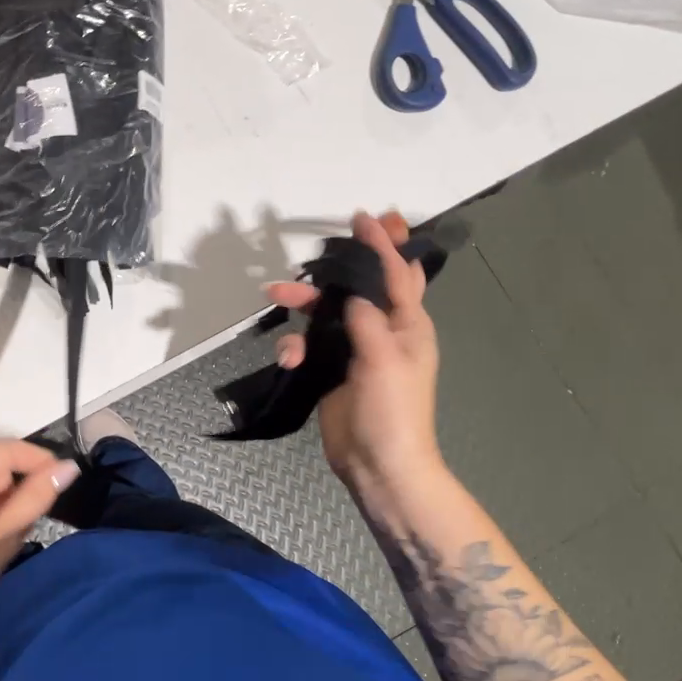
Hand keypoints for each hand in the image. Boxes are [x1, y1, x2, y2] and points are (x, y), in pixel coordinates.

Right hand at [265, 211, 443, 503]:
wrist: (379, 464)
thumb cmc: (394, 411)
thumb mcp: (387, 360)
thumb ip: (369, 319)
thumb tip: (354, 291)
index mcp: (408, 325)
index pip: (398, 274)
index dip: (386, 244)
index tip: (372, 216)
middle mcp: (381, 332)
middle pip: (354, 288)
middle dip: (329, 272)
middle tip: (306, 257)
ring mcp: (353, 352)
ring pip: (323, 313)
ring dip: (300, 303)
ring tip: (273, 294)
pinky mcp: (328, 372)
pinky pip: (306, 346)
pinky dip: (294, 347)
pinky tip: (288, 359)